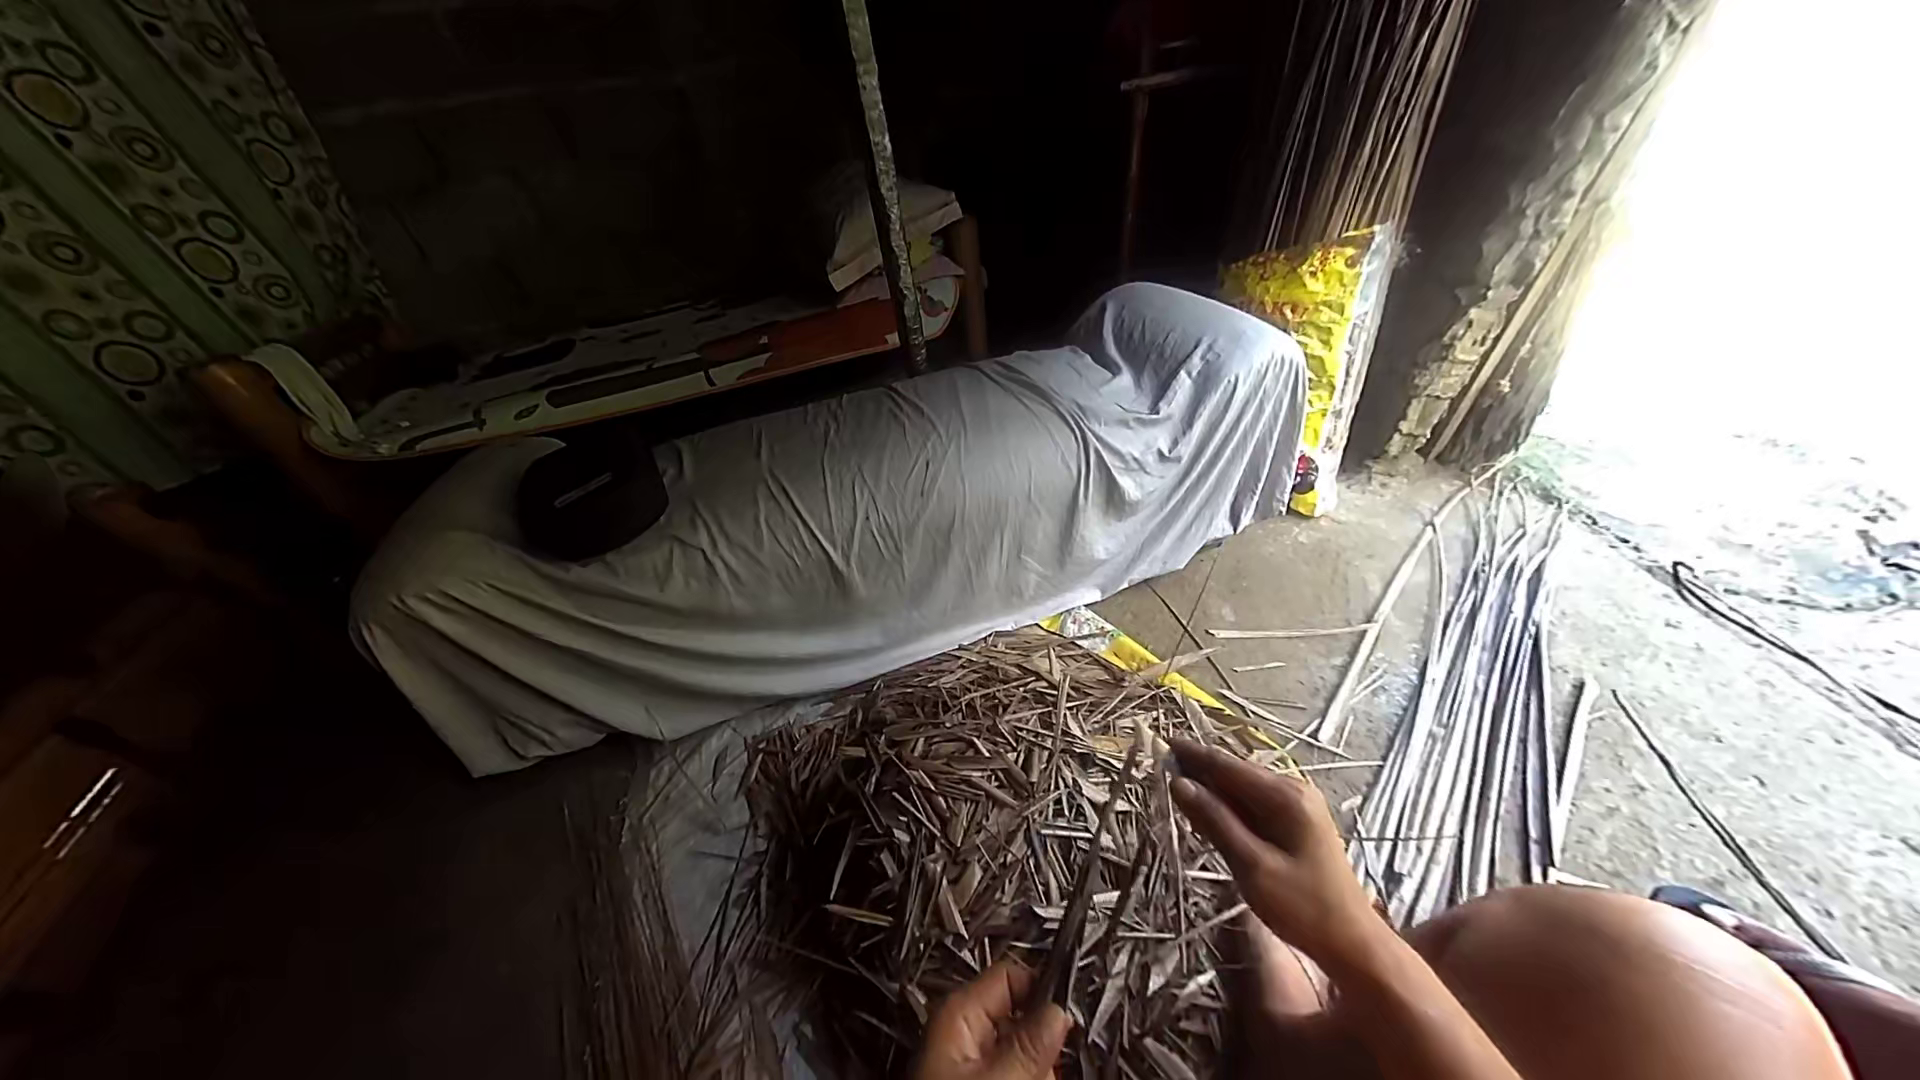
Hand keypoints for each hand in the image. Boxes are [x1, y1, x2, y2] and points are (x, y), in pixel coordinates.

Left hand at [914, 959, 1073, 1079]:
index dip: (1043, 991)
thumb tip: (1060, 1009)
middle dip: (1043, 1051)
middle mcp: (967, 1034)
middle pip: (1024, 1020)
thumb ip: (1028, 1045)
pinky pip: (1016, 1076)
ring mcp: (973, 1067)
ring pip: (1025, 1057)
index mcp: (961, 1014)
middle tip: (1046, 1077)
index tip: (1070, 1020)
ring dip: (1038, 1074)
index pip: (1011, 975)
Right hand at [1168, 739, 1381, 971]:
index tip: (1162, 743)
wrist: (1354, 944)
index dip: (1192, 755)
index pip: (1226, 765)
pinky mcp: (1297, 819)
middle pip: (1234, 771)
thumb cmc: (1303, 908)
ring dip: (1213, 788)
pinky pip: (1254, 801)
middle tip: (1164, 772)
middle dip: (1200, 770)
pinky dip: (1229, 804)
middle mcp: (1293, 789)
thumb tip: (1179, 783)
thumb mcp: (1252, 866)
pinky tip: (1212, 814)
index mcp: (1284, 796)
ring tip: (1181, 791)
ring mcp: (1298, 803)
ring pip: (1242, 786)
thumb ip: (1214, 821)